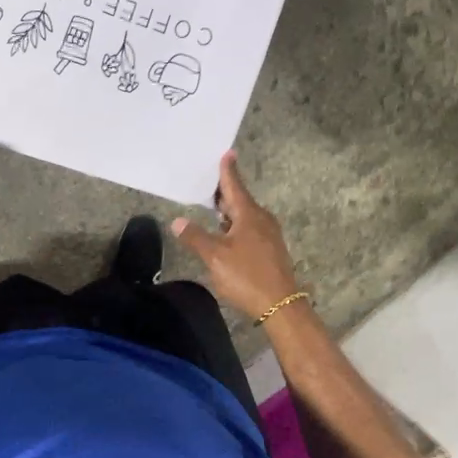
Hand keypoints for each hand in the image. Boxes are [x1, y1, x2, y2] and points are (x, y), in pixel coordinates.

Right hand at [171, 152, 300, 319]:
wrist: (279, 304)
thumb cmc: (246, 276)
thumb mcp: (215, 257)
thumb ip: (195, 237)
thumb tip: (178, 221)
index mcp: (248, 215)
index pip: (235, 186)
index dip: (228, 170)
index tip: (227, 153)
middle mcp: (261, 220)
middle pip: (240, 199)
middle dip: (225, 191)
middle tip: (210, 180)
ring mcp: (268, 235)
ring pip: (246, 215)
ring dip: (230, 210)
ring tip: (214, 206)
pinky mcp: (270, 249)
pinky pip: (250, 228)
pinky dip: (236, 224)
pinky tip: (227, 232)